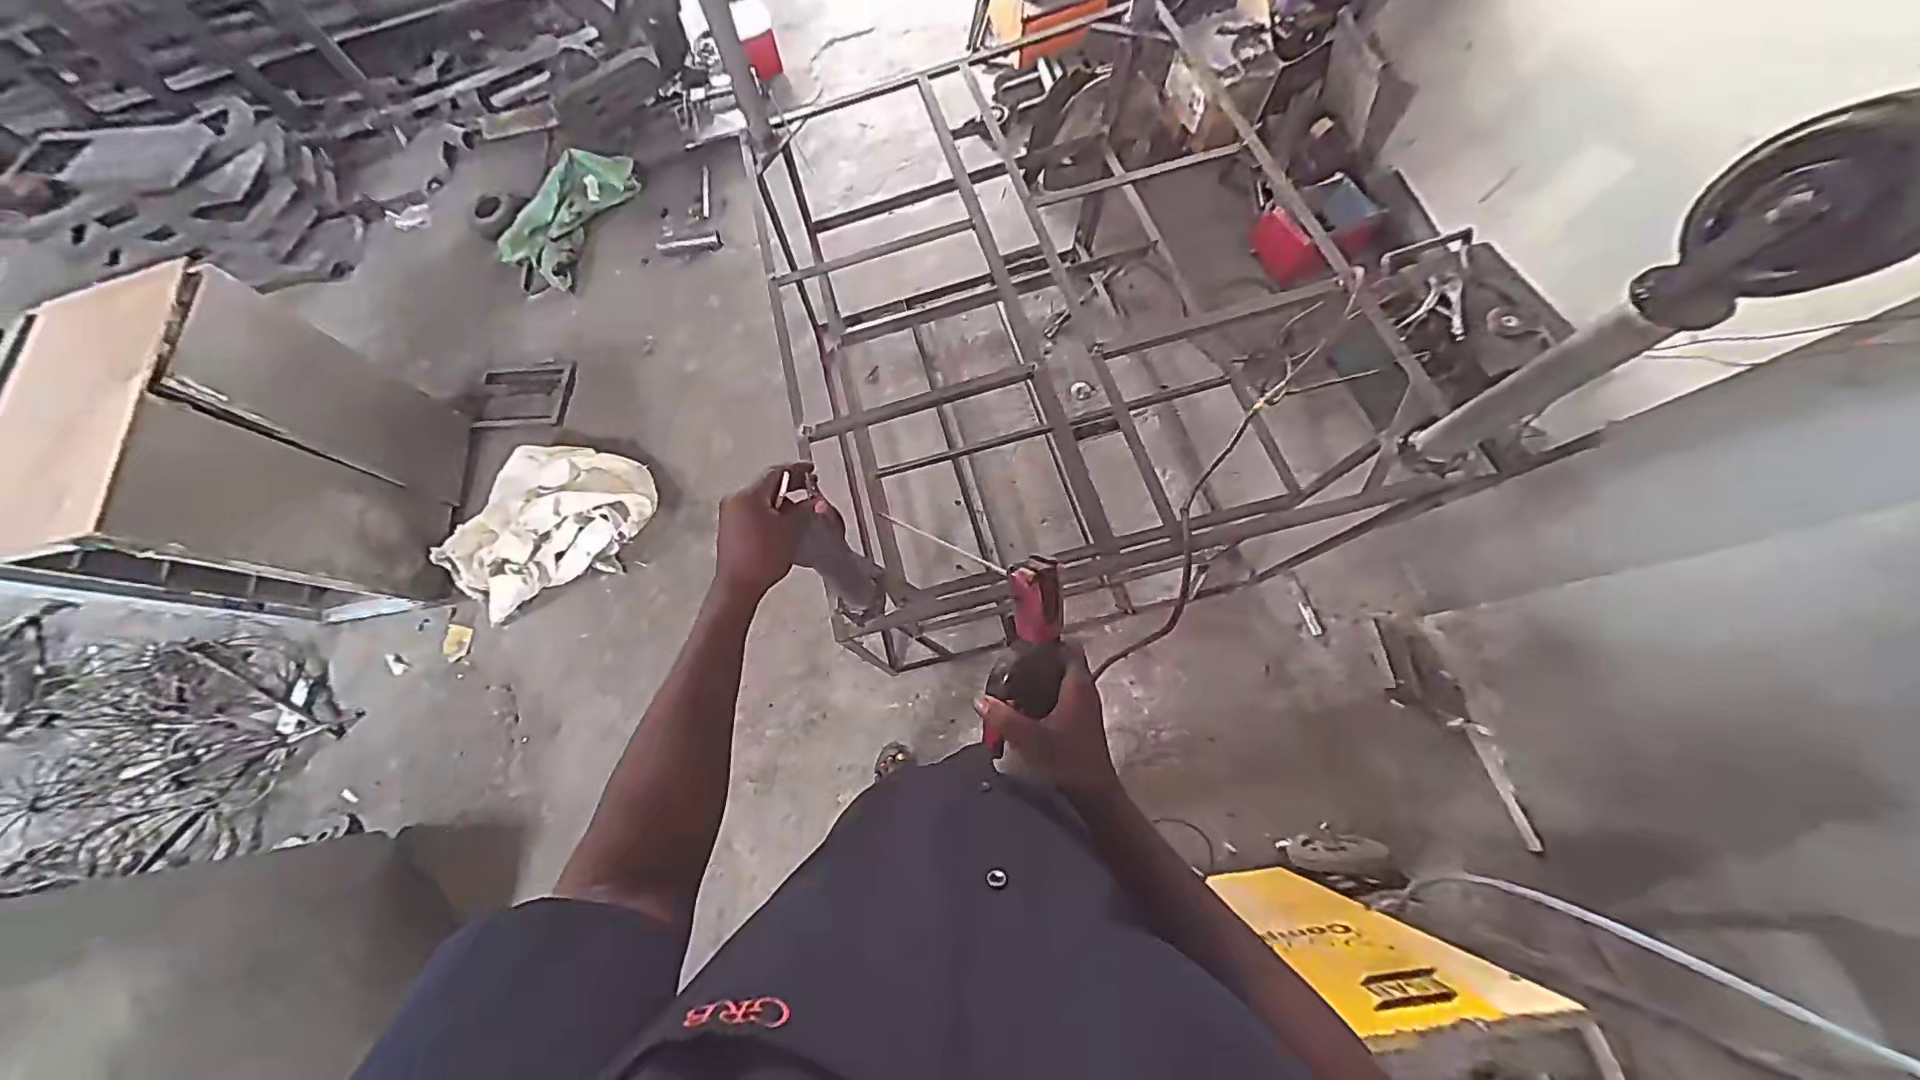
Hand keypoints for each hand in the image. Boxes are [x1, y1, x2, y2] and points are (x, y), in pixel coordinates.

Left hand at [715, 465, 816, 600]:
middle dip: (790, 486)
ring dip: (780, 501)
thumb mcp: (791, 529)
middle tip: (809, 489)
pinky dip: (770, 512)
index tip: (810, 471)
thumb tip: (815, 501)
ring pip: (760, 499)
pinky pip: (753, 511)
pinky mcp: (730, 527)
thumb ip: (804, 510)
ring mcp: (730, 513)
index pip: (776, 473)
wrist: (739, 585)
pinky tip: (783, 523)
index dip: (797, 470)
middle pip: (767, 485)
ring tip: (800, 510)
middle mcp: (736, 499)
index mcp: (749, 495)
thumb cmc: (764, 556)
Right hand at [974, 643, 1120, 801]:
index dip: (1048, 642)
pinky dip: (1044, 699)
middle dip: (1037, 664)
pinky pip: (1061, 699)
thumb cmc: (1066, 760)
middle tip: (1012, 670)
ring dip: (1039, 683)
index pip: (1069, 648)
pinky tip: (1025, 712)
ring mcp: (1085, 708)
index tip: (1024, 645)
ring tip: (1013, 691)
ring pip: (1060, 683)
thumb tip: (980, 700)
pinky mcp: (1081, 723)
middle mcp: (1084, 691)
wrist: (1093, 794)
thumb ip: (1003, 717)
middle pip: (1061, 664)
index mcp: (1077, 685)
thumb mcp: (1029, 738)